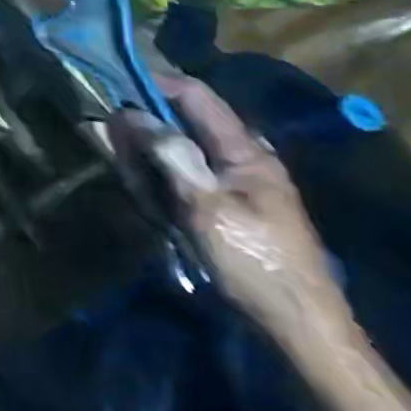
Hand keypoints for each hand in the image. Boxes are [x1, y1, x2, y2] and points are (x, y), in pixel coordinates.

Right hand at [117, 73, 344, 339]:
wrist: (300, 328)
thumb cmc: (254, 261)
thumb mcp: (205, 205)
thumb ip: (169, 153)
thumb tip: (131, 111)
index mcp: (245, 149)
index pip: (195, 95)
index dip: (153, 82)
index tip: (110, 82)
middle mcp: (242, 156)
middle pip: (180, 123)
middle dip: (142, 132)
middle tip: (113, 148)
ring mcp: (237, 181)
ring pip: (177, 151)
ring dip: (148, 163)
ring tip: (136, 189)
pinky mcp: (229, 204)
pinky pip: (184, 177)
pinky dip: (161, 183)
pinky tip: (154, 207)